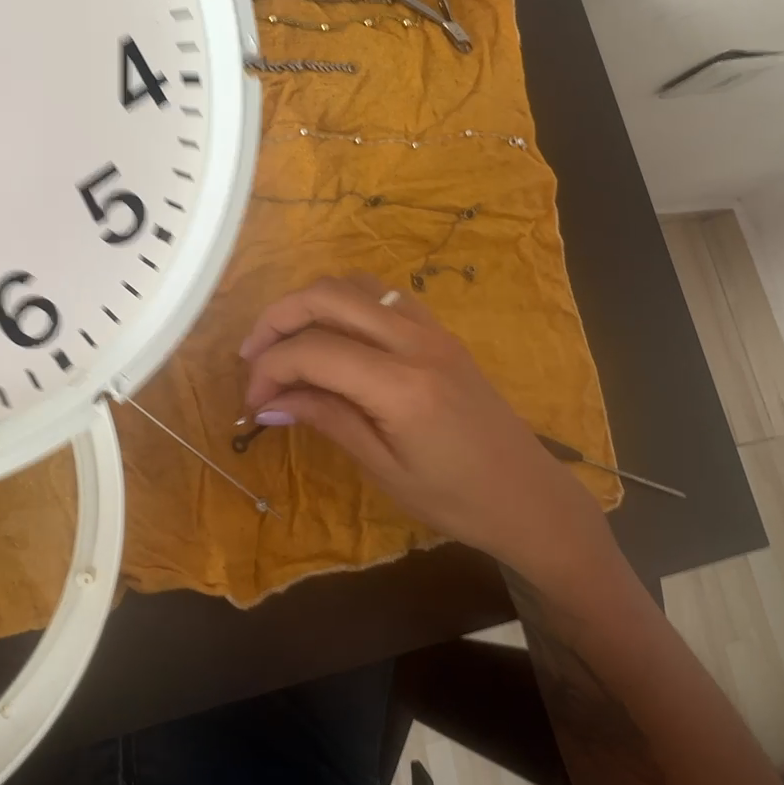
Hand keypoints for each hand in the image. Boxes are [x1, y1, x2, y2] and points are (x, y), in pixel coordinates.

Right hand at [239, 276, 617, 583]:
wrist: (531, 498)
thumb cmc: (457, 500)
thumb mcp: (384, 469)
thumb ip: (327, 420)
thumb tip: (268, 404)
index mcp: (401, 385)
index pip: (312, 351)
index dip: (270, 371)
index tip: (252, 403)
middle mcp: (415, 342)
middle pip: (326, 296)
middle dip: (277, 319)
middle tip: (252, 358)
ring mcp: (431, 329)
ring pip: (352, 284)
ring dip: (308, 304)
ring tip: (284, 343)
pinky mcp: (439, 331)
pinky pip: (380, 294)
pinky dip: (343, 302)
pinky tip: (331, 335)